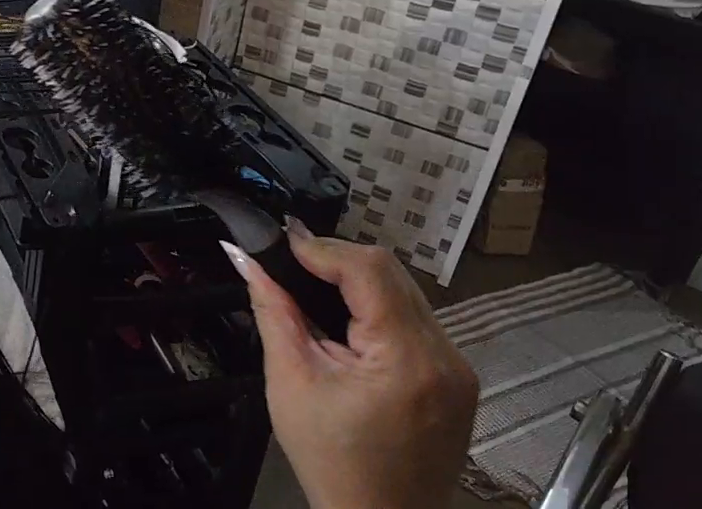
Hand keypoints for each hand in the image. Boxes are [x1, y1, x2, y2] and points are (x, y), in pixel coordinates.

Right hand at [229, 224, 476, 508]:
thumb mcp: (290, 380)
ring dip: (355, 280)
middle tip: (286, 262)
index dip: (321, 247)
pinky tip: (342, 319)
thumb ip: (273, 310)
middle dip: (335, 259)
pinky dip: (374, 304)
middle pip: (391, 273)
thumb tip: (244, 258)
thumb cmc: (331, 459)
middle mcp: (446, 357)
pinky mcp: (455, 378)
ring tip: (308, 288)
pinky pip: (413, 317)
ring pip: (403, 290)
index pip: (369, 270)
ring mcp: (457, 368)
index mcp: (408, 359)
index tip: (280, 244)